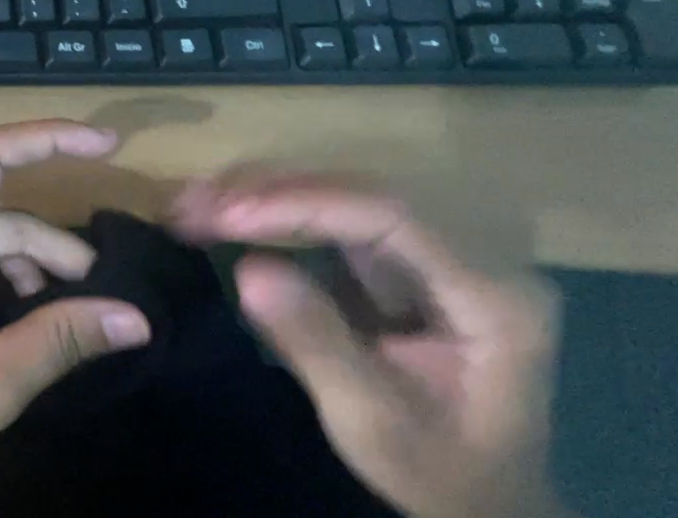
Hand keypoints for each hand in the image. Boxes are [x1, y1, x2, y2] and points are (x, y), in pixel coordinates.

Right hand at [172, 171, 568, 517]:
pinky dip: (264, 211)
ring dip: (255, 193)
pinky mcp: (393, 261)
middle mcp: (468, 257)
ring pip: (335, 193)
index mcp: (490, 296)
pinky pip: (325, 215)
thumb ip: (317, 343)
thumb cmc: (433, 471)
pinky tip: (217, 215)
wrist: (474, 502)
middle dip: (264, 191)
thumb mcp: (373, 421)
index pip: (389, 217)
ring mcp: (430, 256)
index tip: (225, 218)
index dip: (301, 205)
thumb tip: (249, 268)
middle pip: (357, 192)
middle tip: (188, 206)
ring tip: (187, 207)